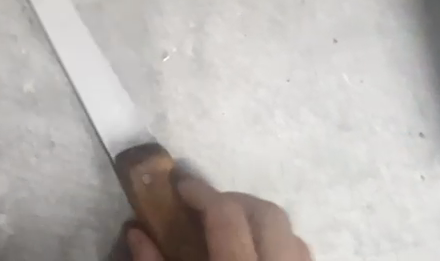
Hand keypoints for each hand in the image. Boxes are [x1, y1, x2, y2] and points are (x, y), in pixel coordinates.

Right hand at [127, 176, 310, 260]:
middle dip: (235, 200)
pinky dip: (281, 246)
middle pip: (269, 214)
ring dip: (262, 223)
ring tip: (234, 231)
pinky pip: (304, 257)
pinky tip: (257, 256)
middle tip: (206, 206)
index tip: (180, 186)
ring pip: (295, 235)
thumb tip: (135, 232)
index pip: (227, 214)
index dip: (201, 191)